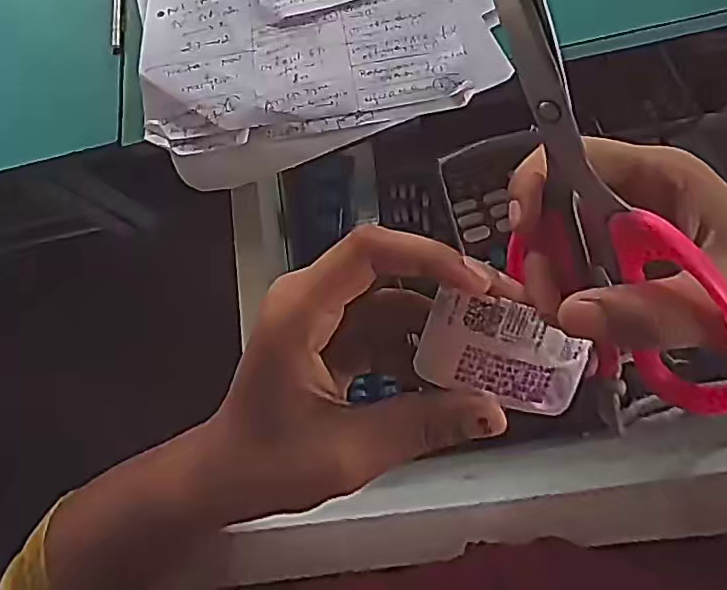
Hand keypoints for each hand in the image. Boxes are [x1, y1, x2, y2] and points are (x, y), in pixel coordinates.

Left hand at [198, 225, 519, 520]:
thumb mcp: (349, 451)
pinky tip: (454, 364)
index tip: (476, 284)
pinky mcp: (332, 329)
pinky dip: (418, 339)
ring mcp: (322, 310)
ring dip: (439, 311)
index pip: (368, 251)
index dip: (426, 256)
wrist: (224, 475)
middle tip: (501, 302)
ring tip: (491, 332)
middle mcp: (311, 293)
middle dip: (446, 278)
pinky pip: (383, 320)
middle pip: (386, 263)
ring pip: (391, 291)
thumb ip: (422, 424)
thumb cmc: (268, 462)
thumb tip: (492, 412)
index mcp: (301, 306)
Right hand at [509, 138, 726, 401]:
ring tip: (573, 328)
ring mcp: (640, 230)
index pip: (574, 154)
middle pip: (561, 200)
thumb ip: (647, 309)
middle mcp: (642, 193)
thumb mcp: (725, 307)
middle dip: (545, 248)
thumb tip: (567, 311)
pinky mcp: (642, 265)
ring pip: (569, 239)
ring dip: (559, 280)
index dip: (536, 180)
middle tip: (549, 306)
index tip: (522, 229)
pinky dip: (581, 299)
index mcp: (661, 175)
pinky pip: (590, 271)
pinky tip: (592, 334)